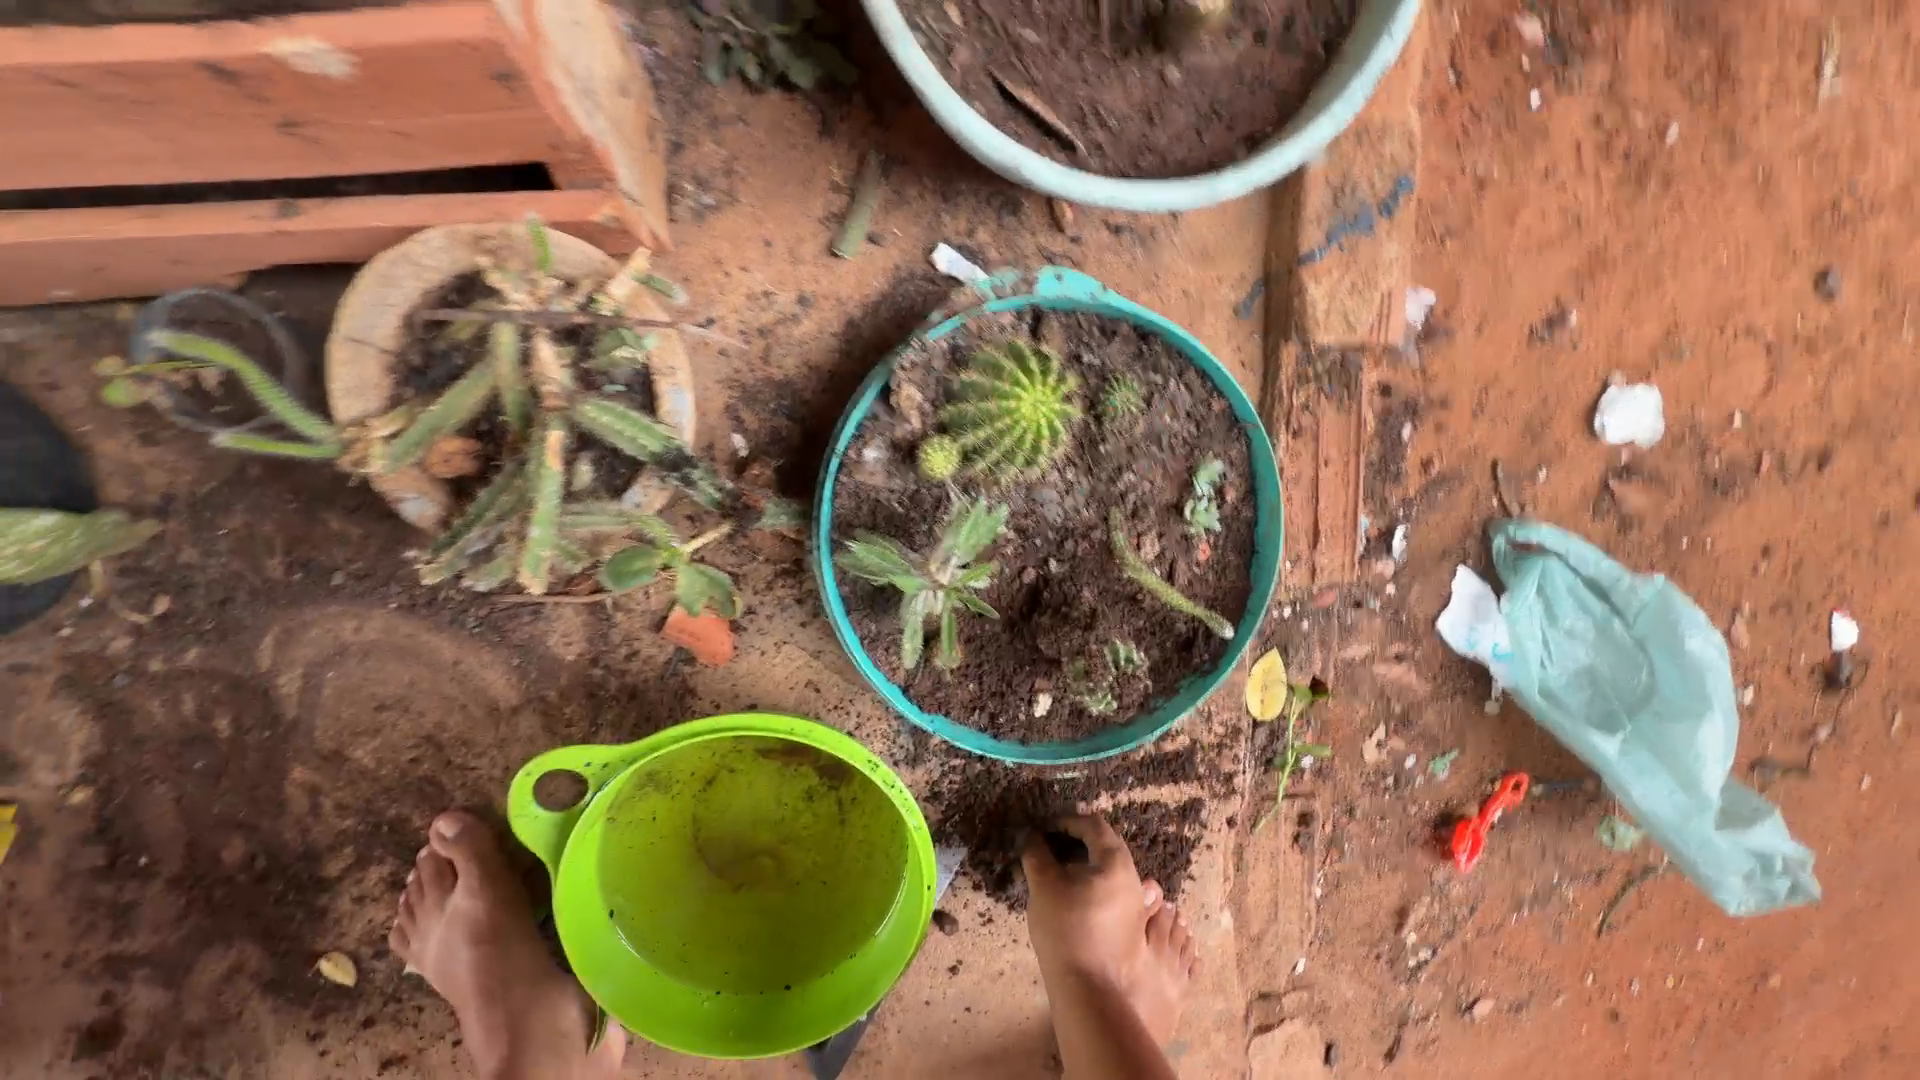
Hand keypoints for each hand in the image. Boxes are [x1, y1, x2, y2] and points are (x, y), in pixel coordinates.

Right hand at [1020, 814, 1162, 990]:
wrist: (1090, 991)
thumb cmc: (1066, 931)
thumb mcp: (1043, 885)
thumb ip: (1036, 853)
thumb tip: (1031, 836)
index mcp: (1115, 861)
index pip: (1093, 824)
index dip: (1065, 820)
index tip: (1042, 830)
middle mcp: (1133, 878)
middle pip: (1105, 844)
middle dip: (1075, 840)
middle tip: (1047, 848)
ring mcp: (1136, 903)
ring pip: (1109, 869)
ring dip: (1083, 863)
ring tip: (1055, 872)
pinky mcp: (1132, 925)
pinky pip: (1112, 889)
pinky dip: (1091, 882)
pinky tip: (1071, 896)